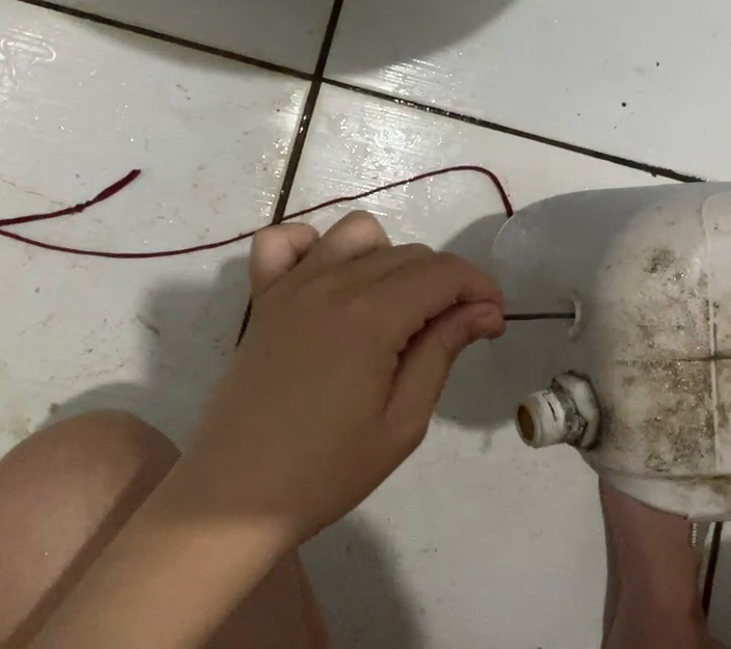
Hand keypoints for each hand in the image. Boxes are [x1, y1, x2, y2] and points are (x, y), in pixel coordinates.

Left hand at [177, 212, 506, 547]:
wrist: (236, 495)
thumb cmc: (327, 468)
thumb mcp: (403, 420)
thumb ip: (443, 351)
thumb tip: (484, 309)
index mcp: (372, 315)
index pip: (443, 273)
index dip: (479, 288)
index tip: (493, 321)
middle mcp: (332, 283)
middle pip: (408, 254)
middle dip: (446, 283)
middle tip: (456, 332)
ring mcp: (292, 285)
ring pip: (357, 235)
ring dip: (390, 260)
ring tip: (395, 308)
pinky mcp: (263, 297)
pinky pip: (285, 241)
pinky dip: (315, 246)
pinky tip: (330, 281)